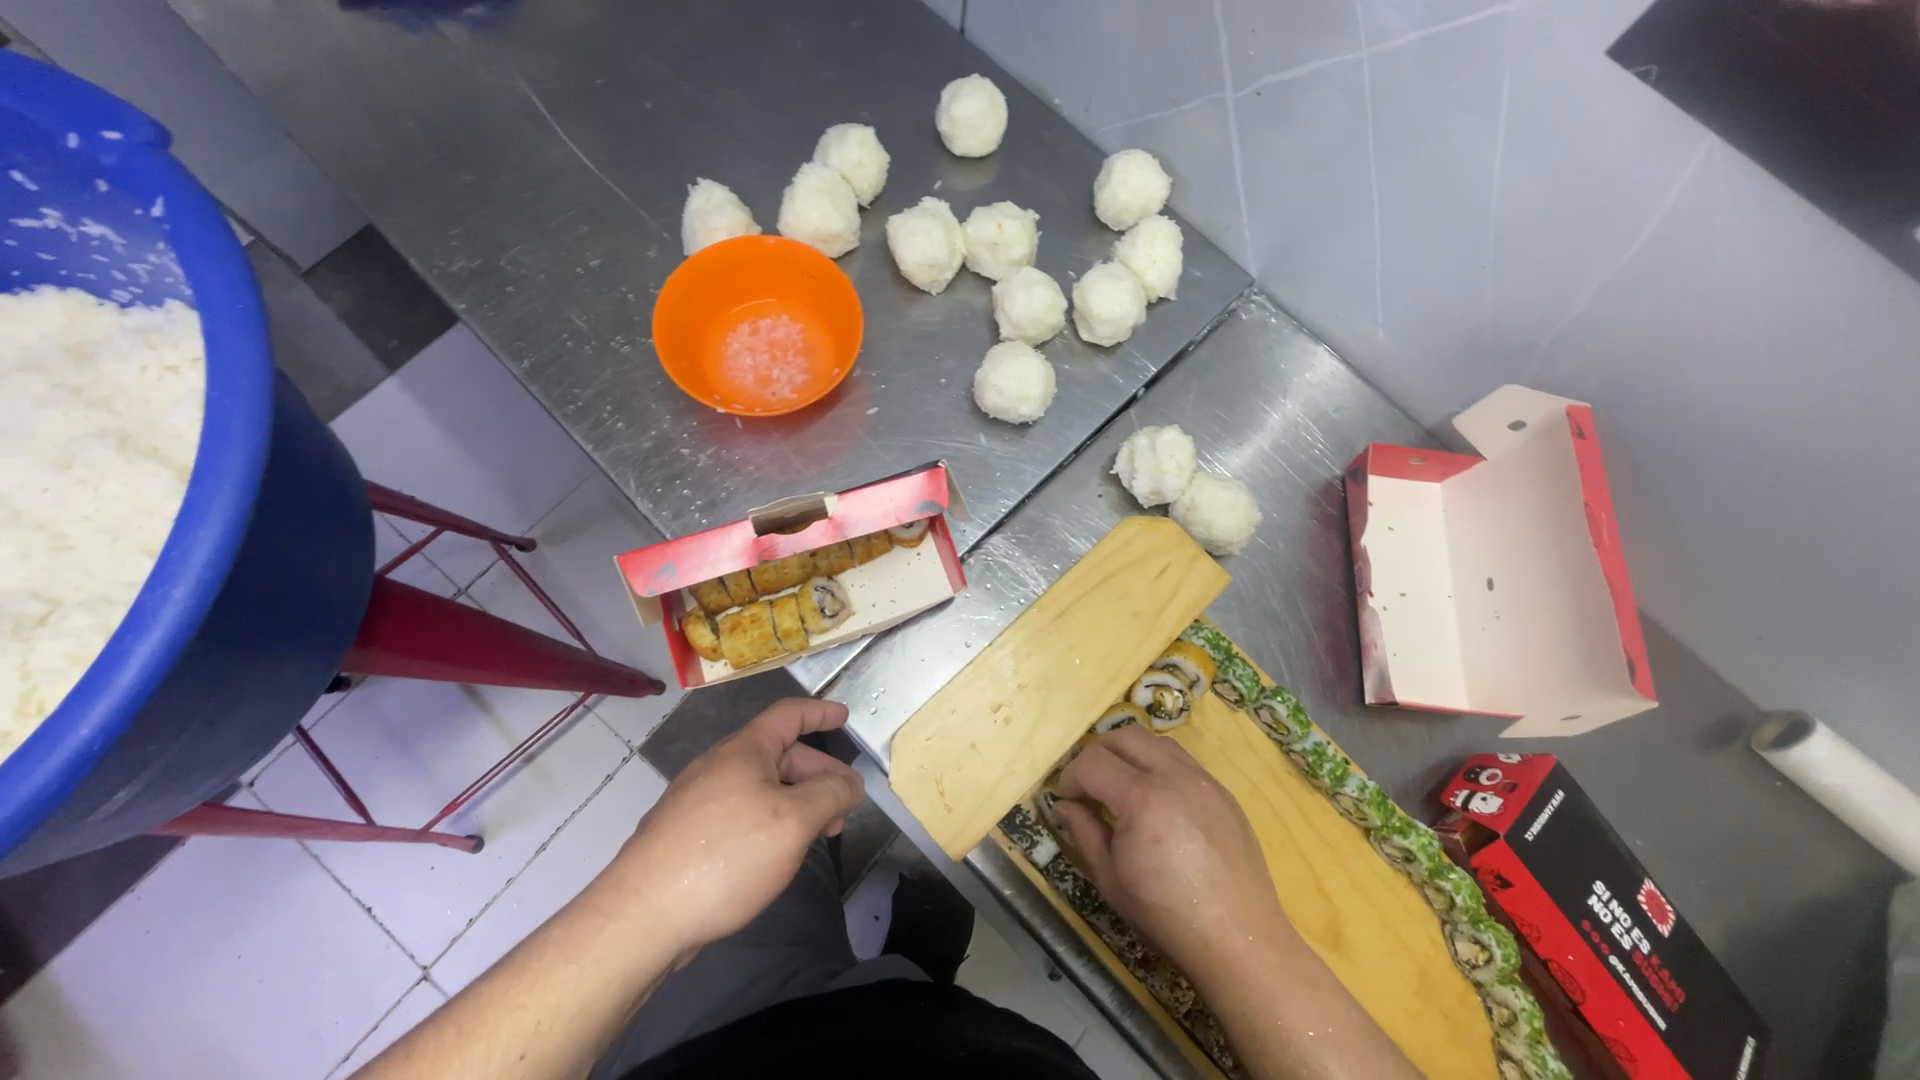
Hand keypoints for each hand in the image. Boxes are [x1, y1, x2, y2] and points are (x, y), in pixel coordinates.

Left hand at [593, 698, 864, 958]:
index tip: (845, 717)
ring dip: (797, 804)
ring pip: (761, 790)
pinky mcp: (688, 836)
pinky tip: (778, 856)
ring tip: (819, 837)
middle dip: (819, 776)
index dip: (820, 713)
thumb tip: (851, 784)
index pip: (789, 715)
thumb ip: (830, 795)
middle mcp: (718, 767)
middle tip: (846, 808)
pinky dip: (770, 823)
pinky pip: (741, 815)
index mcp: (743, 751)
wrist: (644, 915)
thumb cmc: (728, 855)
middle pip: (780, 756)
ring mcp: (699, 802)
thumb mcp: (794, 821)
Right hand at [1051, 727, 1292, 988]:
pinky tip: (1156, 800)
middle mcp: (1174, 777)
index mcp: (1142, 800)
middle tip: (1088, 786)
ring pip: (1157, 742)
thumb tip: (1066, 806)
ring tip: (1122, 787)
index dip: (1070, 776)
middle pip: (1124, 737)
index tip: (1064, 799)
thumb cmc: (1166, 916)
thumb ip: (1084, 832)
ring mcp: (1204, 781)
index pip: (1093, 761)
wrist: (1237, 938)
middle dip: (1097, 755)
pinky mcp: (1223, 792)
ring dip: (1130, 754)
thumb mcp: (1110, 879)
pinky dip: (1159, 766)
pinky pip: (1184, 761)